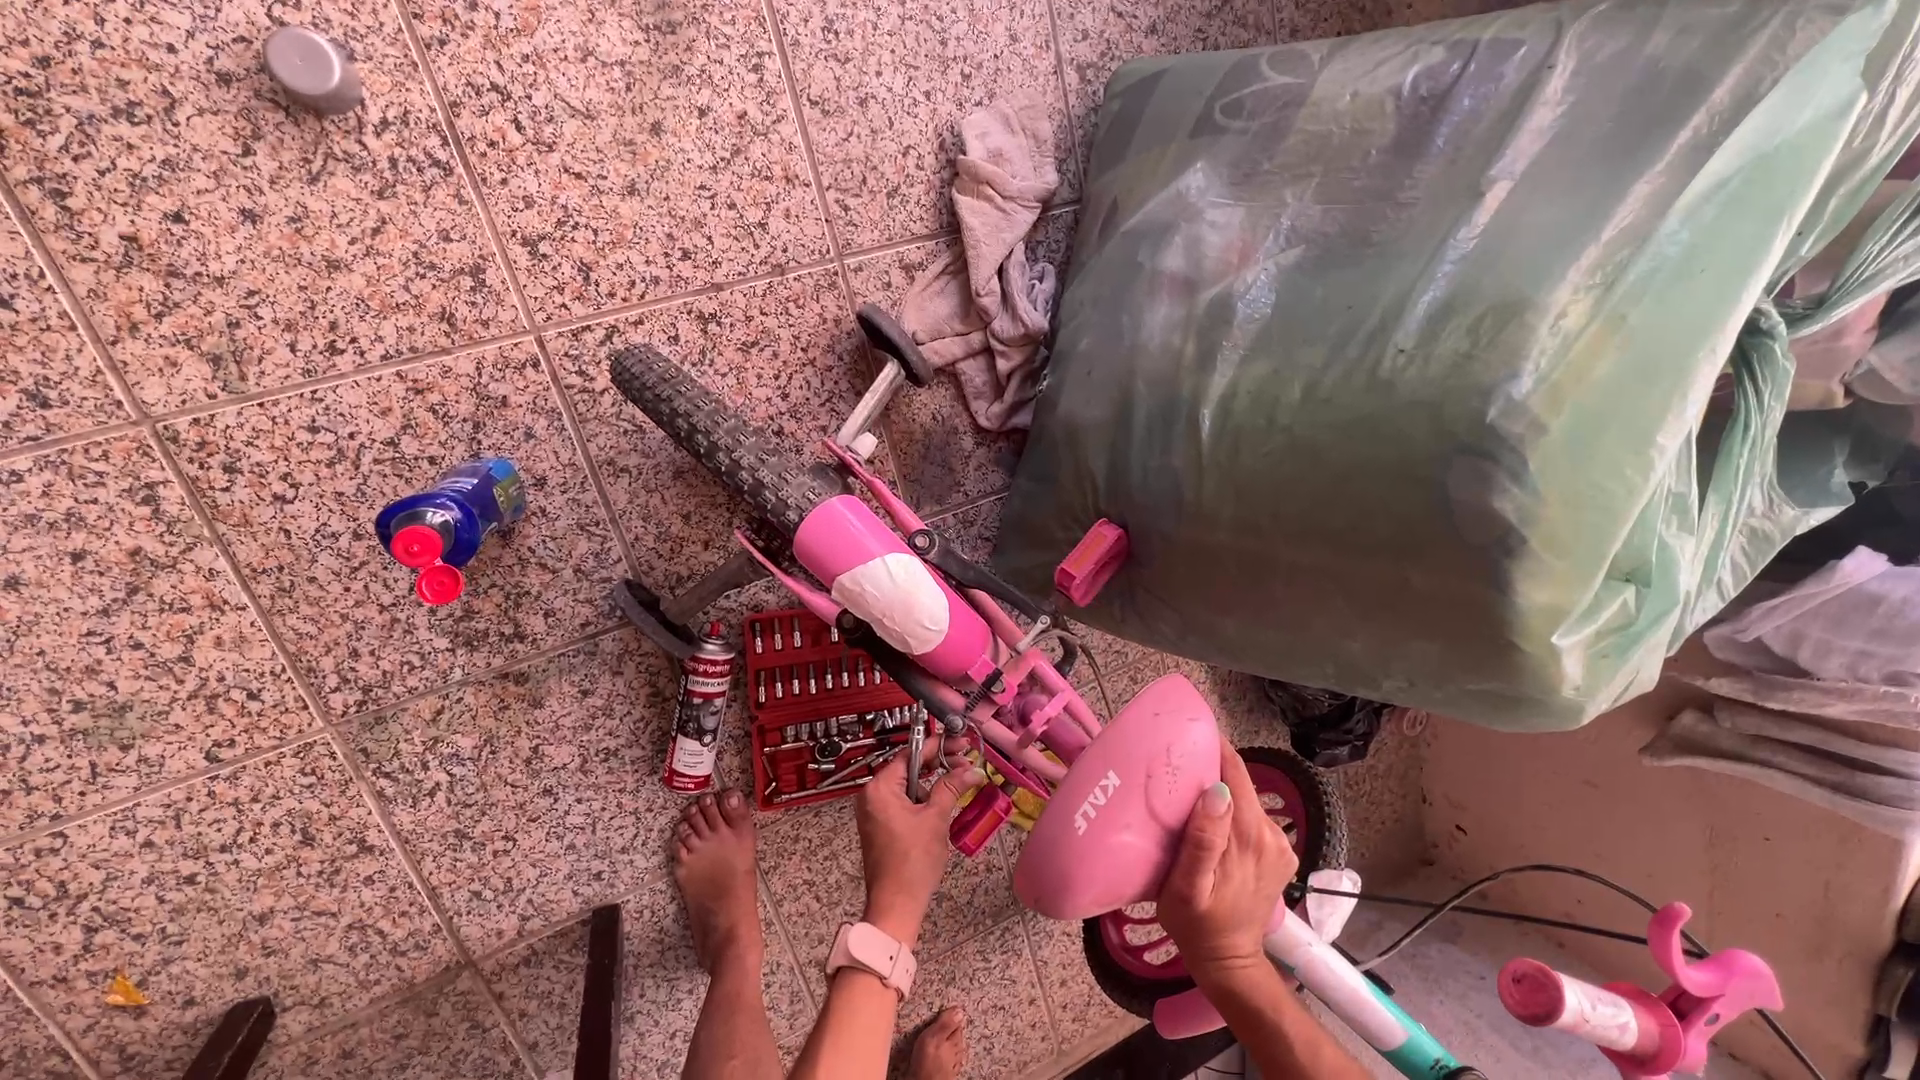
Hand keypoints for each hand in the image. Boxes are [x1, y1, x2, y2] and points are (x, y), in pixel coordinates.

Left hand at [854, 737, 983, 948]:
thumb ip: (951, 788)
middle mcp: (872, 796)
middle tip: (964, 761)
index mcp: (880, 788)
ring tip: (957, 784)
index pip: (911, 754)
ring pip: (908, 786)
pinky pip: (903, 802)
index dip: (938, 746)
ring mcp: (874, 812)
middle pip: (908, 768)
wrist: (896, 904)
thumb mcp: (936, 819)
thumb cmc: (911, 864)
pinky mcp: (881, 826)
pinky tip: (942, 803)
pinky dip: (922, 800)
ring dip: (932, 783)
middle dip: (937, 764)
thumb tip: (969, 770)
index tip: (959, 743)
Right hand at [1155, 743, 1298, 987]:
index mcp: (1250, 836)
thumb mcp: (1186, 886)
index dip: (1215, 749)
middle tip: (1179, 761)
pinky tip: (1212, 820)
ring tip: (1190, 789)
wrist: (1228, 962)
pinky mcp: (1281, 855)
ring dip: (1223, 791)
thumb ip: (1202, 840)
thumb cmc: (1195, 924)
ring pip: (1248, 800)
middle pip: (1242, 784)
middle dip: (1214, 768)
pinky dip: (1233, 813)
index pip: (1236, 773)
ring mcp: (1281, 846)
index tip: (1190, 733)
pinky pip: (1254, 819)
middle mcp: (1273, 835)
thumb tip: (1216, 792)